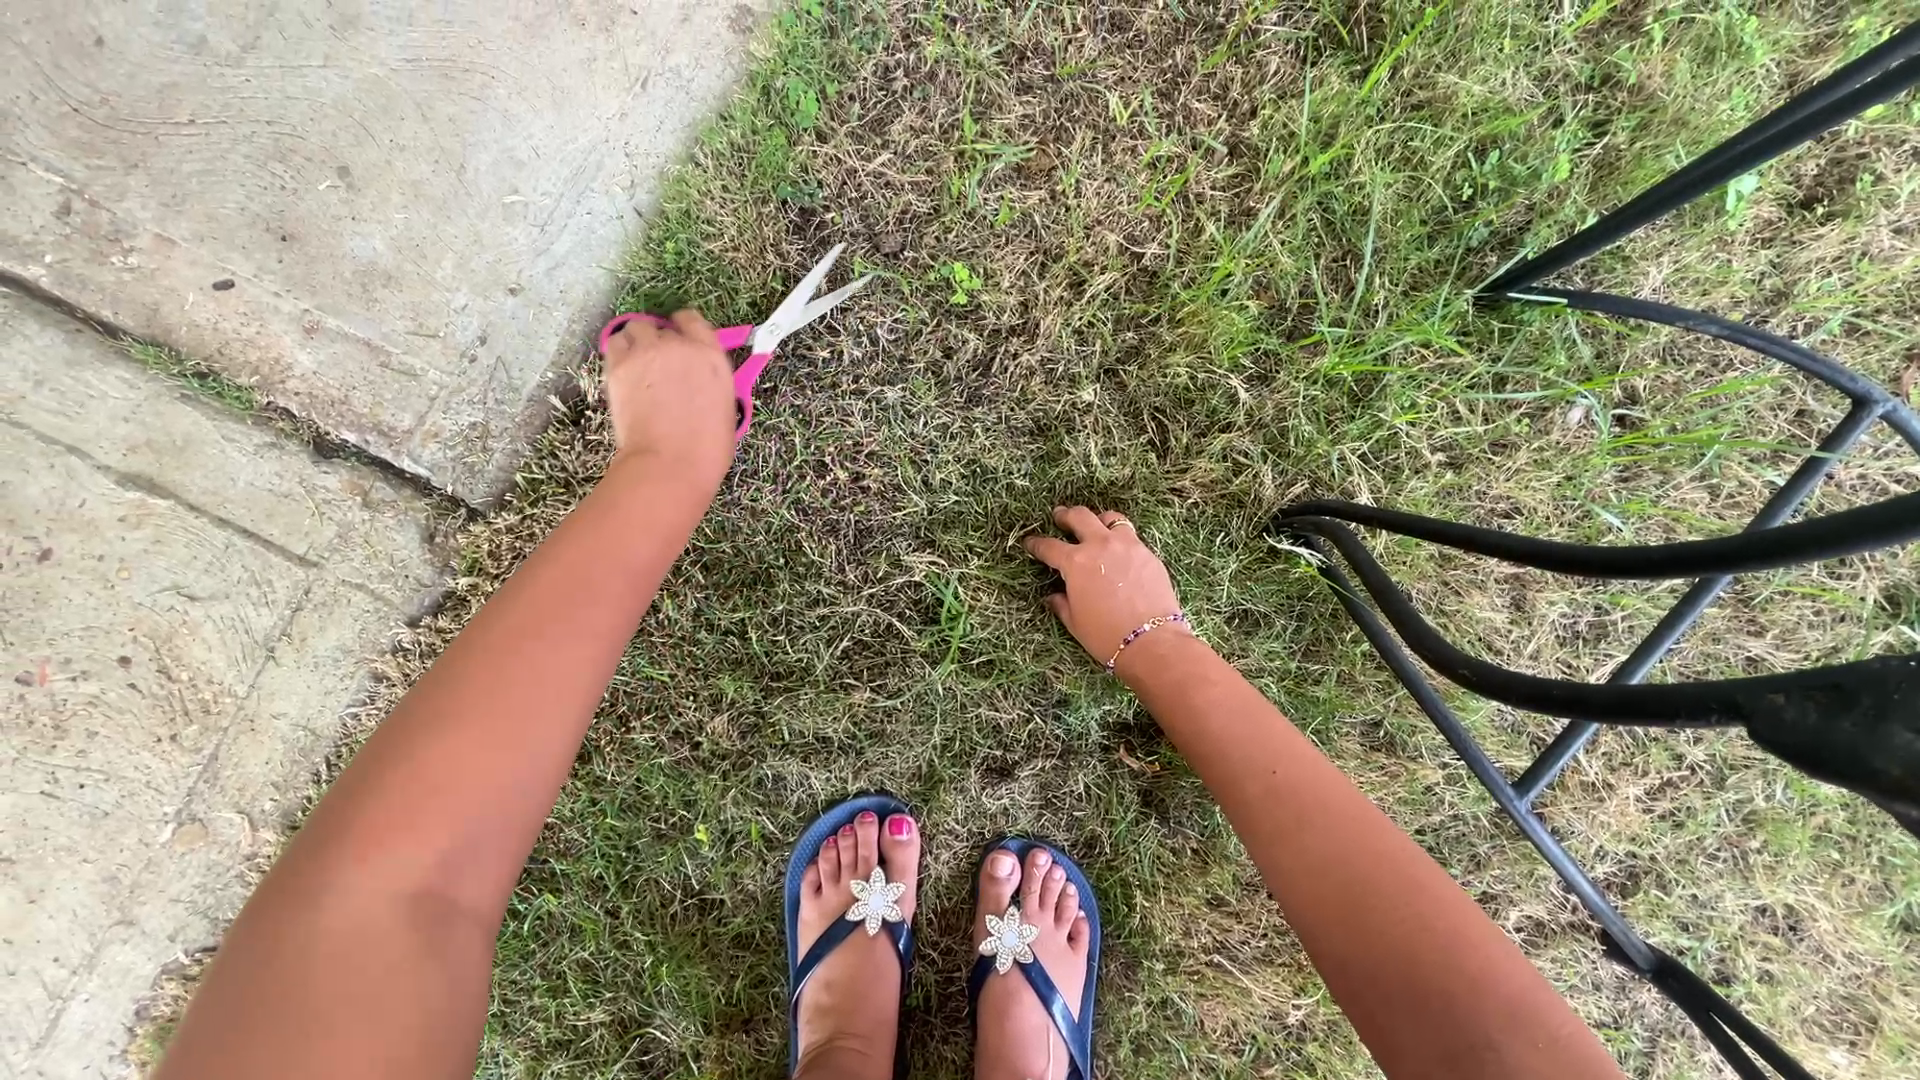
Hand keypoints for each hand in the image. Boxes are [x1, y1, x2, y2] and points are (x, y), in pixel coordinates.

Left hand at [602, 309, 736, 485]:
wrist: (669, 463)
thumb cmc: (706, 448)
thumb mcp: (725, 408)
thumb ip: (711, 382)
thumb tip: (700, 380)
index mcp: (711, 356)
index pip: (693, 321)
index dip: (684, 327)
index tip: (681, 338)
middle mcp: (678, 345)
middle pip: (663, 327)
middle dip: (662, 341)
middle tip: (660, 364)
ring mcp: (646, 352)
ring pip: (636, 328)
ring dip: (638, 341)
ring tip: (639, 362)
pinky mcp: (618, 365)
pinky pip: (615, 343)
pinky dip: (620, 350)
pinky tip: (624, 368)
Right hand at [1023, 506, 1190, 670]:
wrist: (1151, 642)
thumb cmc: (1106, 635)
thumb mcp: (1075, 622)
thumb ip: (1061, 604)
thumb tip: (1053, 597)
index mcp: (1075, 562)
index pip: (1049, 547)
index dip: (1036, 544)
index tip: (1030, 543)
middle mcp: (1100, 546)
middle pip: (1080, 517)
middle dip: (1066, 515)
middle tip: (1060, 516)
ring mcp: (1128, 546)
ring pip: (1110, 518)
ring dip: (1098, 520)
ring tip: (1095, 526)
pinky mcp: (1148, 554)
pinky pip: (1131, 536)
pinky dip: (1120, 538)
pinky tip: (1119, 550)